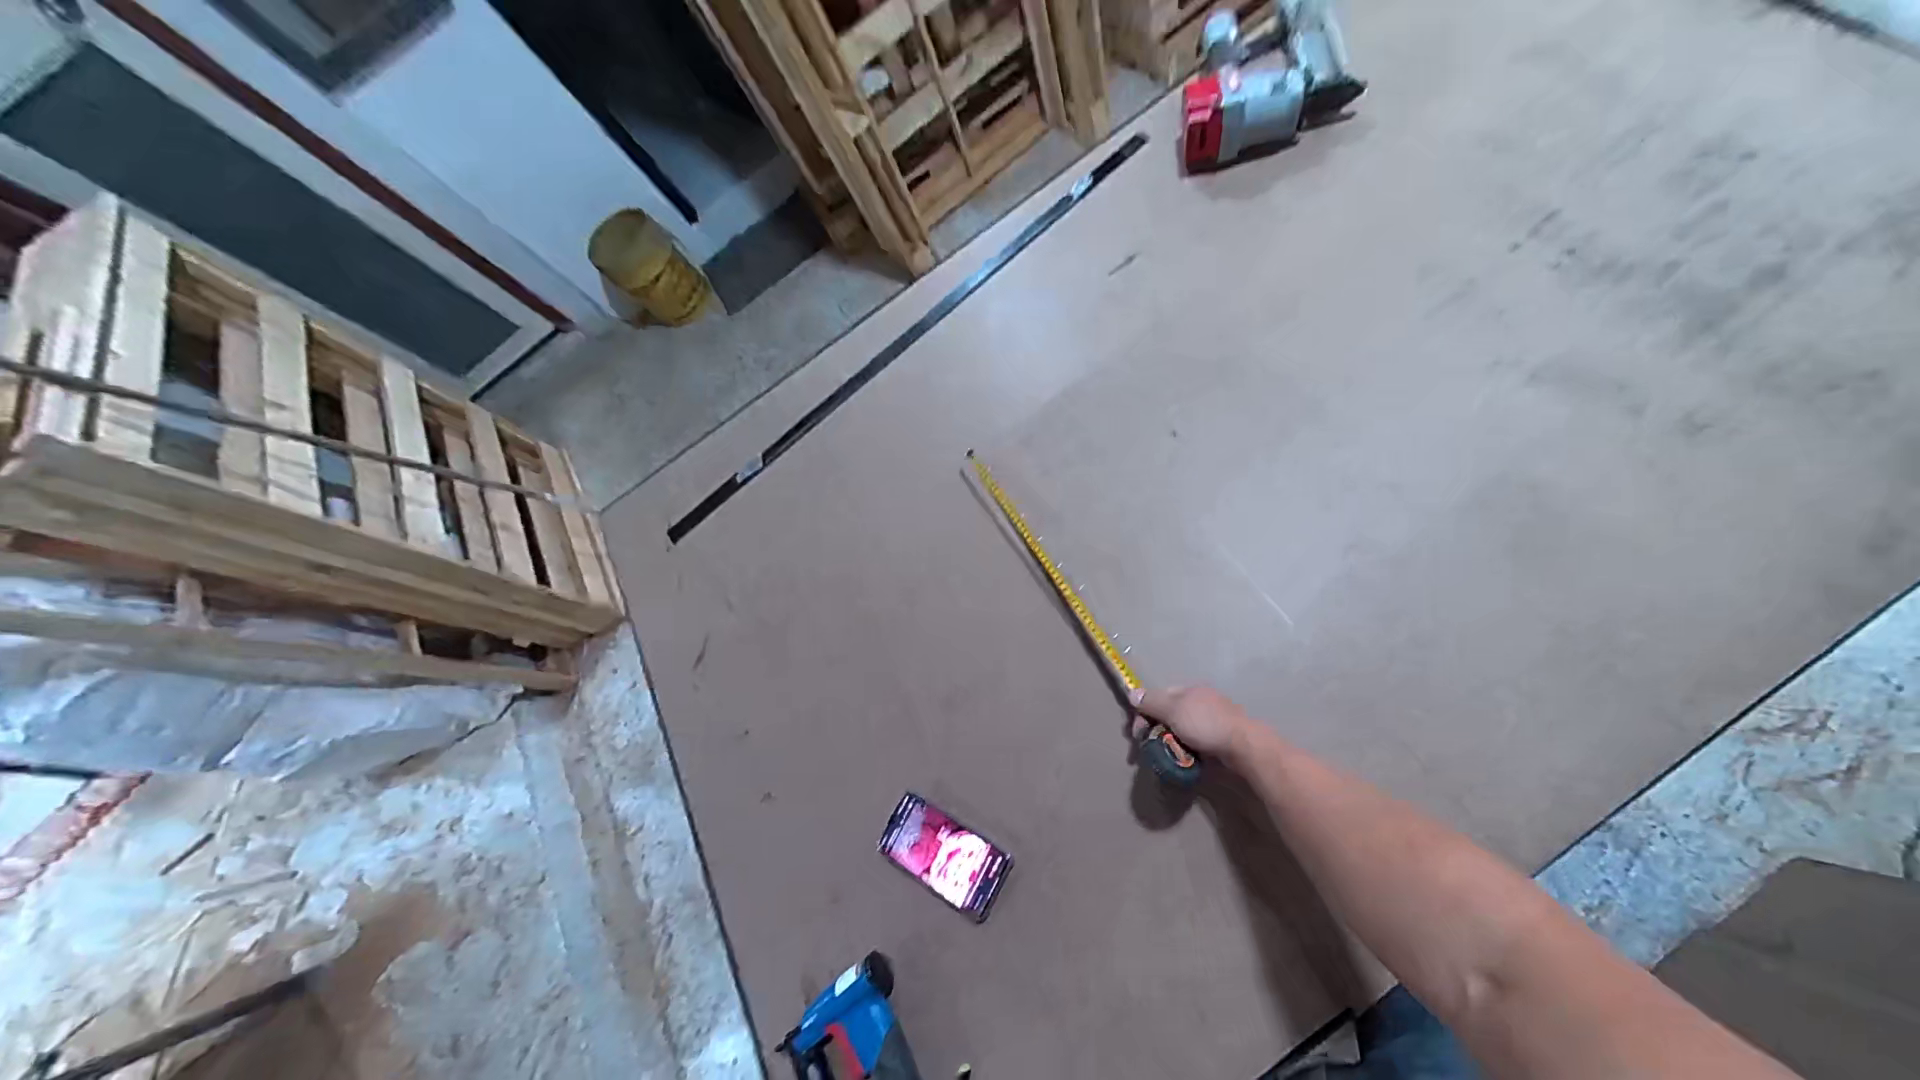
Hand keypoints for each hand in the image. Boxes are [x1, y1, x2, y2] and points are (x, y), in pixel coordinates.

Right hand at [1128, 685, 1256, 759]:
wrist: (1244, 747)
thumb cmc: (1205, 724)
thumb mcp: (1173, 710)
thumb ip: (1151, 702)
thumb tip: (1132, 693)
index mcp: (1188, 691)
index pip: (1157, 697)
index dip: (1143, 712)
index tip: (1136, 733)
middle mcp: (1198, 703)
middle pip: (1167, 715)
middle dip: (1153, 730)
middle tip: (1145, 749)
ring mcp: (1210, 722)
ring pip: (1178, 731)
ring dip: (1167, 743)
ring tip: (1162, 757)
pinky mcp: (1217, 740)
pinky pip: (1192, 743)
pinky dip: (1183, 750)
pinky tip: (1181, 759)